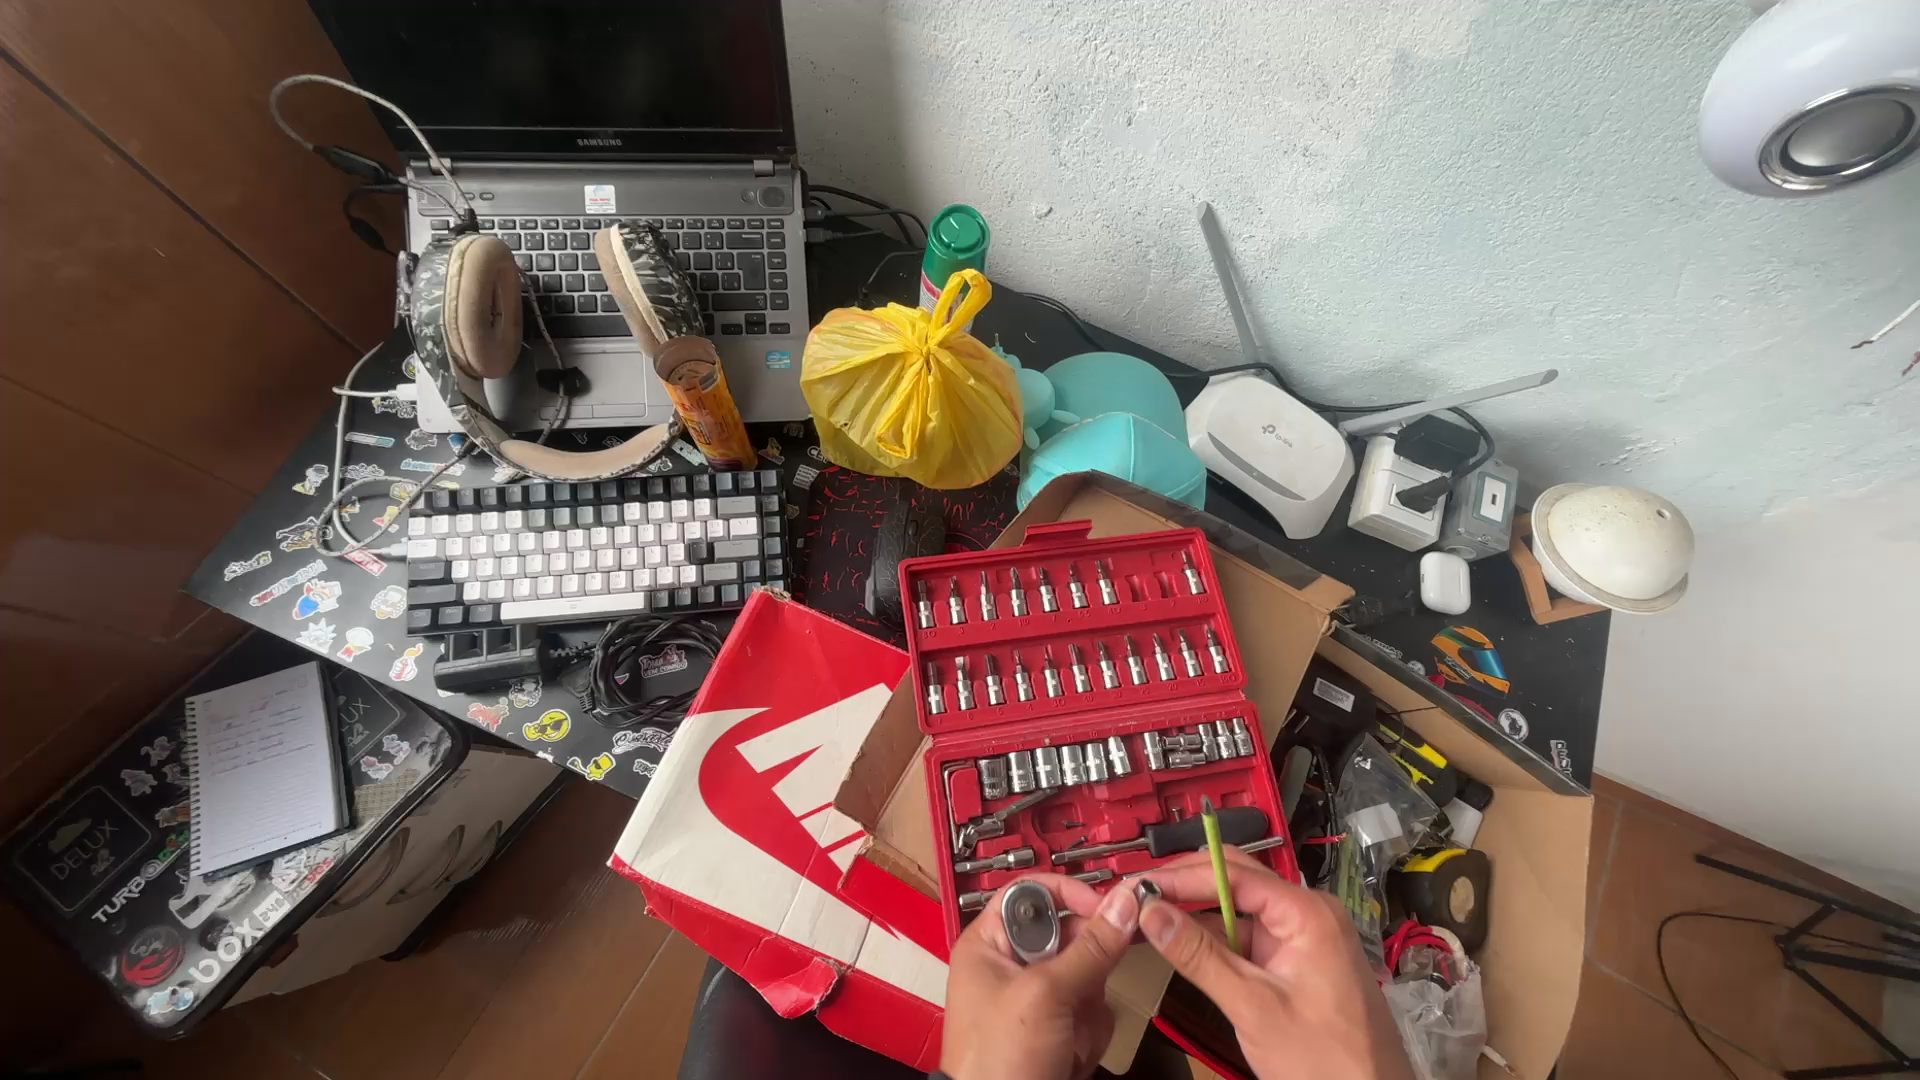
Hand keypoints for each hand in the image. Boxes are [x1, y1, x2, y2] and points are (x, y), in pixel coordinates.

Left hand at [940, 873, 1140, 1079]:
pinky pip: (1090, 1015)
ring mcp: (1035, 1001)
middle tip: (1081, 994)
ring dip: (1086, 1013)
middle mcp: (1011, 965)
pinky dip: (1087, 1038)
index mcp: (990, 942)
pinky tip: (1070, 1058)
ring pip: (1087, 979)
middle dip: (1084, 973)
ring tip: (1067, 1040)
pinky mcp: (1054, 1031)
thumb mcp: (1046, 995)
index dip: (1068, 895)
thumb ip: (1089, 948)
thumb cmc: (997, 1060)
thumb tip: (1123, 902)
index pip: (1033, 893)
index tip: (1106, 909)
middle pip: (1070, 938)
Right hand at [1138, 848, 1412, 1079]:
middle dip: (1184, 882)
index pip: (1231, 873)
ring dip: (1193, 908)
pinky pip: (1246, 932)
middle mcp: (1306, 910)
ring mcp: (1301, 933)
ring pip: (1235, 904)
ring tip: (1148, 910)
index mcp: (1306, 912)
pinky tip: (1178, 938)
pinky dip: (1211, 935)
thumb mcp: (1253, 1008)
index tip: (1137, 883)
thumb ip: (1198, 956)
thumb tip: (1147, 910)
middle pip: (1234, 877)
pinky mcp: (1294, 956)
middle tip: (1138, 890)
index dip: (1180, 876)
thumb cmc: (1325, 1064)